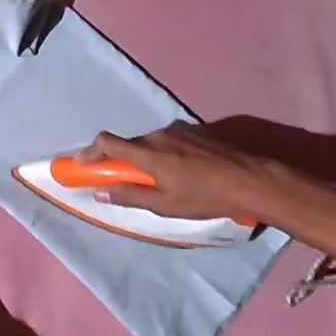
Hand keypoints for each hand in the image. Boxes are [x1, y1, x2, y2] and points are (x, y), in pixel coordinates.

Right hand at [77, 122, 280, 220]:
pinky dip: (169, 152)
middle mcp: (159, 134)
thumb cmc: (206, 197)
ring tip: (166, 178)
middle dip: (125, 159)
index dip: (90, 151)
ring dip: (150, 156)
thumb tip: (100, 191)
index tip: (81, 161)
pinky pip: (172, 139)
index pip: (107, 142)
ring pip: (153, 141)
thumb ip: (130, 196)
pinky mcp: (198, 130)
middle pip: (131, 143)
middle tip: (129, 179)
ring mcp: (180, 129)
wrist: (255, 180)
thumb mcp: (166, 205)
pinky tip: (187, 169)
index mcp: (148, 153)